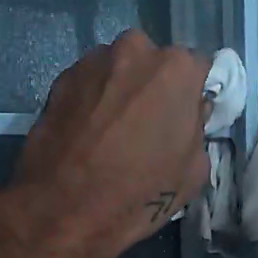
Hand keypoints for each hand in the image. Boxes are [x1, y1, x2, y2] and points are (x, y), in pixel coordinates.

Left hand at [2, 29, 210, 257]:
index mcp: (176, 69)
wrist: (67, 207)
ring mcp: (93, 61)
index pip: (197, 68)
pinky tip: (87, 134)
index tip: (184, 115)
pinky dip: (92, 101)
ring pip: (117, 70)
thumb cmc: (142, 191)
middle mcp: (134, 50)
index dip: (191, 94)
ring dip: (120, 91)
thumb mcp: (194, 169)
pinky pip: (88, 84)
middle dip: (153, 86)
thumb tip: (190, 113)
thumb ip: (198, 127)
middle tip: (147, 124)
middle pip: (153, 63)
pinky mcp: (60, 78)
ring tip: (112, 131)